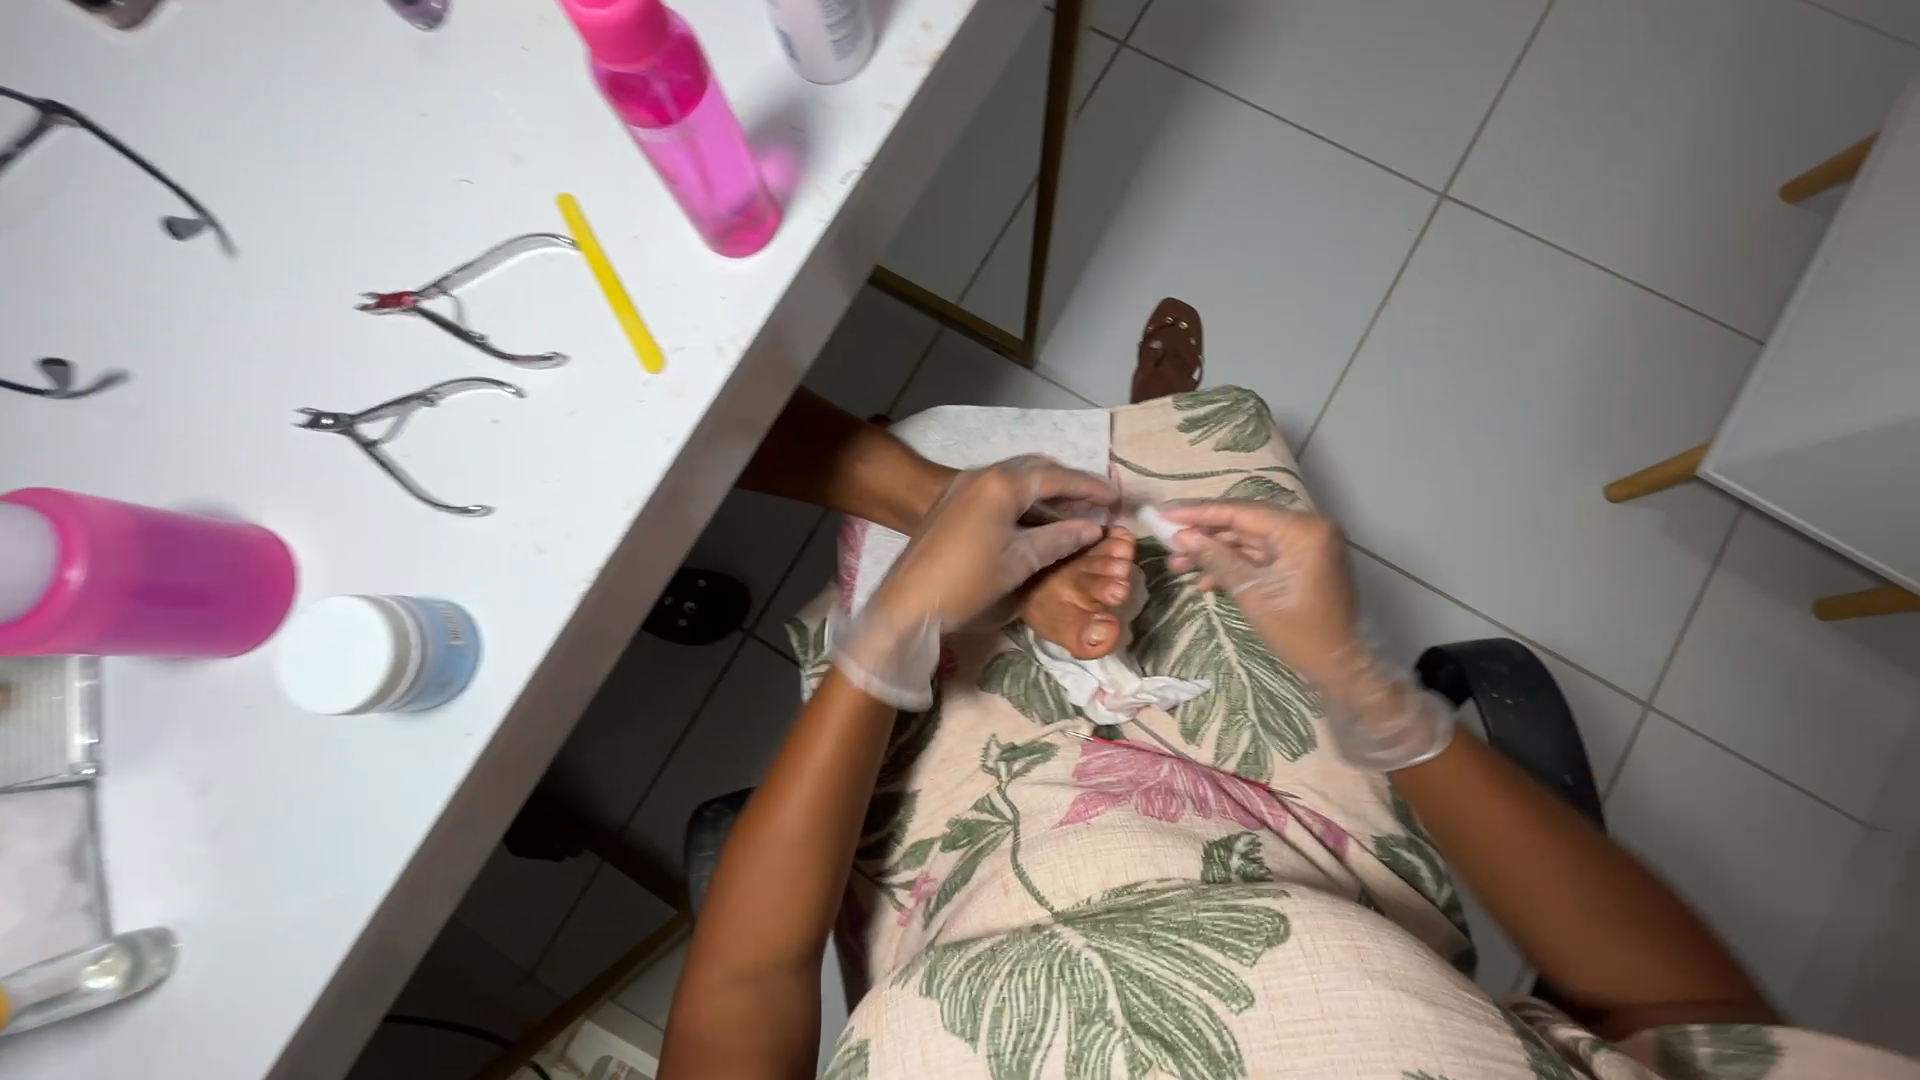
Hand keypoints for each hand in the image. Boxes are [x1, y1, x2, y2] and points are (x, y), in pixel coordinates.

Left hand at [833, 456, 1114, 707]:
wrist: (908, 601)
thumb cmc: (968, 581)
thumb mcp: (1020, 561)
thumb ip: (1060, 539)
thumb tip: (1092, 528)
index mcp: (1002, 484)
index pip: (1056, 477)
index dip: (1089, 487)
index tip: (1116, 498)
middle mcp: (982, 474)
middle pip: (1035, 469)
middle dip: (1067, 483)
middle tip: (1095, 503)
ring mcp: (963, 486)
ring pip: (1014, 478)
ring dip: (1044, 492)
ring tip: (1072, 513)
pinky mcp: (952, 502)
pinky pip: (997, 490)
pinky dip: (1021, 500)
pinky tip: (1035, 521)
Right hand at [1158, 500, 1454, 770]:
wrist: (1340, 667)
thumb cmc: (1299, 632)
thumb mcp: (1251, 594)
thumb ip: (1217, 559)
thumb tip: (1182, 536)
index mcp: (1302, 530)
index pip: (1241, 511)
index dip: (1199, 513)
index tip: (1164, 514)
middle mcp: (1307, 528)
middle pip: (1244, 521)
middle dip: (1204, 533)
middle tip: (1167, 538)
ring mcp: (1305, 545)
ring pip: (1248, 539)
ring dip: (1214, 551)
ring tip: (1177, 564)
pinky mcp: (1301, 561)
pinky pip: (1261, 555)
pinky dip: (1234, 564)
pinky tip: (1204, 581)